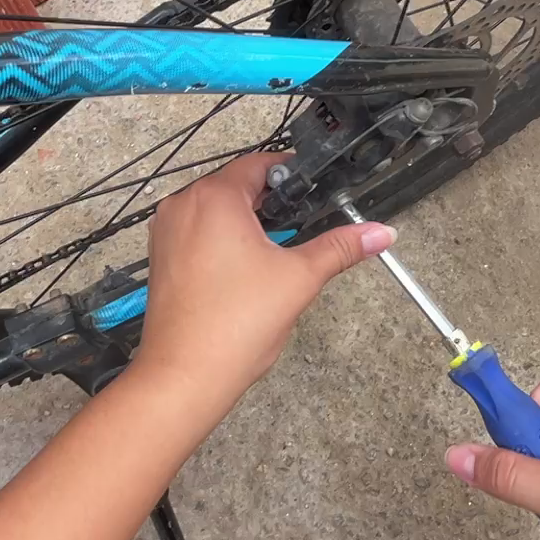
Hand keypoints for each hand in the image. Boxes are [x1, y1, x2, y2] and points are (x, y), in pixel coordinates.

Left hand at [134, 153, 394, 402]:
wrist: (184, 375)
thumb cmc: (232, 325)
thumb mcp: (299, 278)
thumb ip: (340, 247)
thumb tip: (379, 232)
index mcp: (214, 198)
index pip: (258, 164)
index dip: (289, 174)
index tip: (310, 187)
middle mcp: (183, 206)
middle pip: (234, 186)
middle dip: (268, 202)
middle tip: (298, 224)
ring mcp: (166, 232)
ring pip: (213, 210)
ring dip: (243, 221)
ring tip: (271, 252)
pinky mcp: (161, 257)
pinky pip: (195, 232)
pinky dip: (220, 240)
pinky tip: (242, 269)